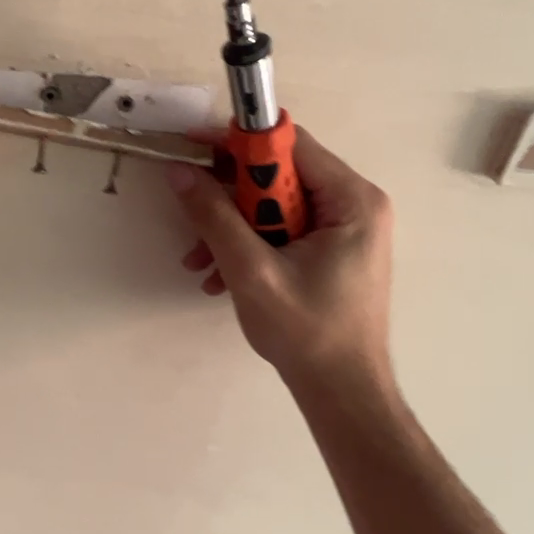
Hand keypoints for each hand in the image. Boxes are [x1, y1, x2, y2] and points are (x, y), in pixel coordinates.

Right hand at [166, 128, 394, 387]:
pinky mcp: (330, 251)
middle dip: (228, 199)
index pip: (289, 145)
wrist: (342, 391)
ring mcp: (343, 229)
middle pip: (277, 176)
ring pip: (273, 206)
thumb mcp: (252, 271)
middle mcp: (354, 204)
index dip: (237, 142)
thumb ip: (214, 217)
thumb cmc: (307, 331)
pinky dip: (247, 247)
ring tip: (201, 263)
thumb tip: (179, 172)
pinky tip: (220, 278)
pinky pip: (280, 230)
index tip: (192, 149)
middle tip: (193, 222)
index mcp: (351, 200)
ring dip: (230, 229)